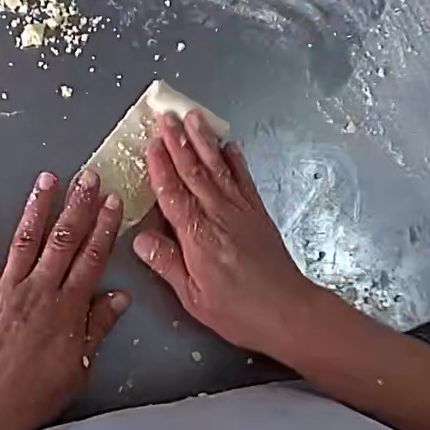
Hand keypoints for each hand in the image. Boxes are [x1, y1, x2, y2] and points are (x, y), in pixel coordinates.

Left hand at [0, 169, 129, 429]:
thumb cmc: (34, 394)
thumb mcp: (78, 368)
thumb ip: (98, 327)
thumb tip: (121, 296)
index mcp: (67, 307)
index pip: (91, 257)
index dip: (104, 227)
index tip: (112, 201)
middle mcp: (39, 288)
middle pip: (63, 239)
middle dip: (78, 204)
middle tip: (88, 176)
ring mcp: (7, 286)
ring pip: (26, 237)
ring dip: (38, 206)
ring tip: (48, 178)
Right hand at [132, 111, 364, 360]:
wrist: (290, 313)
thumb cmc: (237, 310)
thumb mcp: (193, 297)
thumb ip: (166, 263)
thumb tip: (139, 239)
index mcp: (196, 235)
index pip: (172, 193)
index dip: (160, 166)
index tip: (151, 142)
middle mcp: (217, 214)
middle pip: (193, 171)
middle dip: (178, 142)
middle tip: (166, 117)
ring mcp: (239, 209)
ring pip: (216, 168)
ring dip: (203, 140)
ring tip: (193, 117)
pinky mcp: (257, 211)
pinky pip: (243, 179)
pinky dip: (235, 160)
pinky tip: (228, 144)